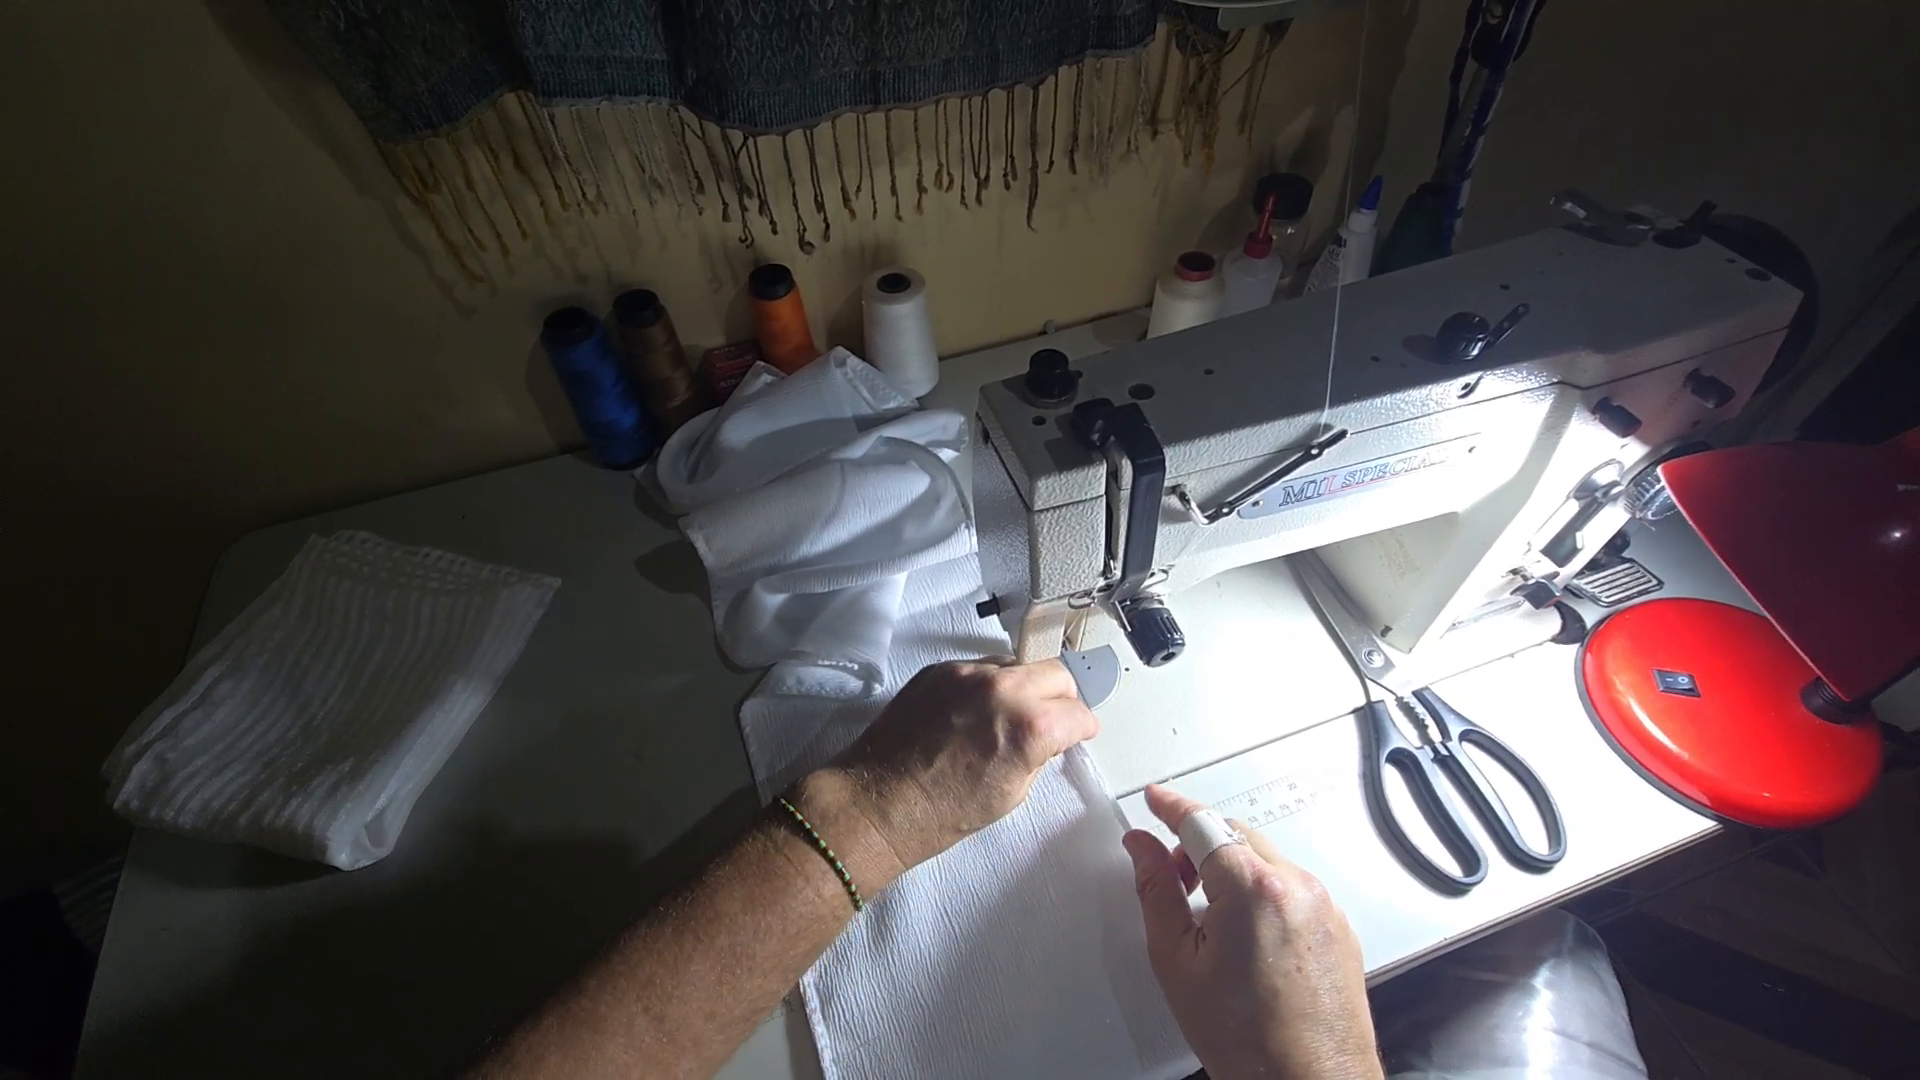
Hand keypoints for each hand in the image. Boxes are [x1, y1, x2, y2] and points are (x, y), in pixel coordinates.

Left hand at [812, 658, 1097, 881]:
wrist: (881, 802)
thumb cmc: (943, 811)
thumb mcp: (1013, 793)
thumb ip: (1039, 753)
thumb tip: (1050, 734)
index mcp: (1030, 726)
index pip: (1078, 711)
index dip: (1081, 727)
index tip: (1077, 732)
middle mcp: (1003, 689)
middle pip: (1056, 673)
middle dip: (1060, 698)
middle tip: (1051, 719)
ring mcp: (968, 673)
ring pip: (1017, 666)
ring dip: (1021, 687)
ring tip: (1005, 716)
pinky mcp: (941, 669)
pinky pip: (980, 667)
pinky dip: (986, 685)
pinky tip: (973, 712)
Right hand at [1124, 785, 1380, 1079]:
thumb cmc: (1248, 1040)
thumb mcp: (1176, 961)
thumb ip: (1155, 889)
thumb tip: (1141, 845)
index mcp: (1252, 889)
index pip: (1201, 823)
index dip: (1171, 806)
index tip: (1156, 798)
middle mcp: (1296, 886)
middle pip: (1233, 834)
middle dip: (1198, 844)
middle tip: (1175, 879)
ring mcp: (1323, 905)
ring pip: (1263, 857)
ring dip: (1231, 867)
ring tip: (1211, 917)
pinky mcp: (1338, 924)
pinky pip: (1290, 884)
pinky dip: (1261, 890)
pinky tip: (1246, 934)